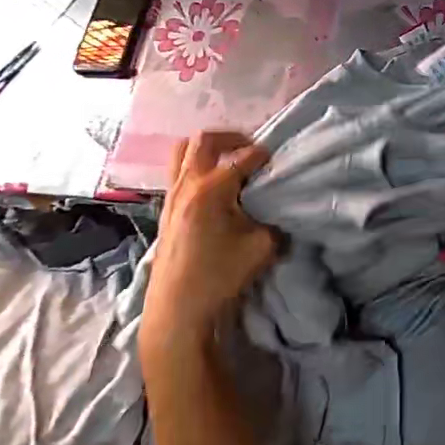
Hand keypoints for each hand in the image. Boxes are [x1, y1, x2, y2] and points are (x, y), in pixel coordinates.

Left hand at [143, 131, 277, 352]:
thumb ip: (275, 224)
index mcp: (211, 189)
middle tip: (250, 150)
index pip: (241, 158)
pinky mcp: (166, 208)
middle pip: (204, 140)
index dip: (262, 155)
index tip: (276, 160)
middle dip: (231, 138)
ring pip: (183, 151)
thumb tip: (278, 214)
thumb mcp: (262, 249)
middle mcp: (187, 184)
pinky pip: (178, 170)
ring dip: (208, 149)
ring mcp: (172, 194)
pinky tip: (212, 188)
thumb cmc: (219, 276)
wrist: (177, 307)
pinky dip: (196, 166)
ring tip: (228, 162)